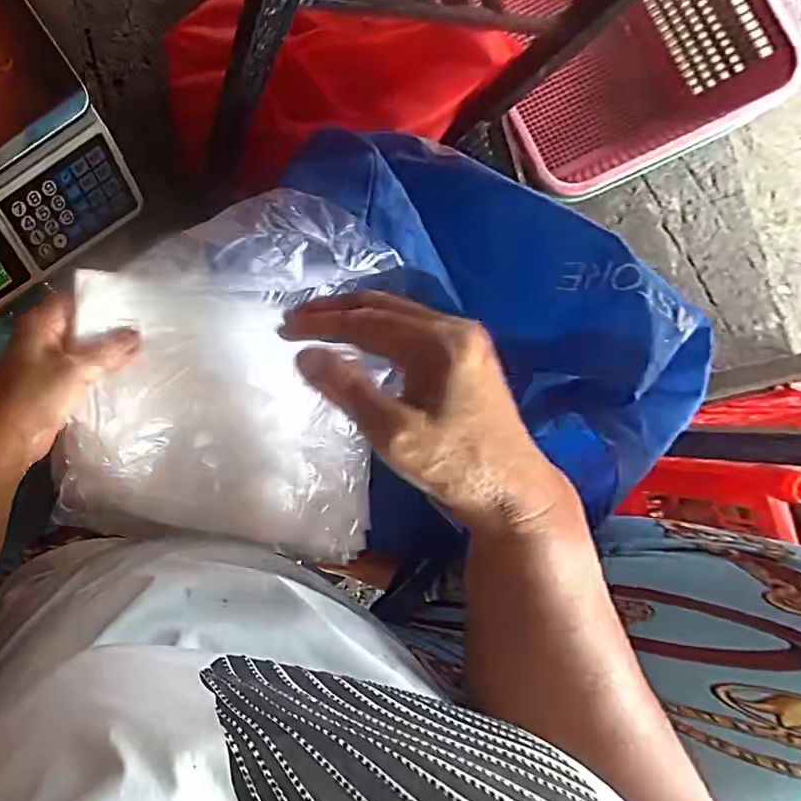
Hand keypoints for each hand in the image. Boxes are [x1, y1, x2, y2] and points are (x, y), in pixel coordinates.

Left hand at [0, 292, 139, 473]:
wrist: (7, 440)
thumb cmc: (36, 396)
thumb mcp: (76, 369)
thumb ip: (109, 351)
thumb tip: (137, 335)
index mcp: (40, 323)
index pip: (76, 300)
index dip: (104, 300)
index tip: (133, 304)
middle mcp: (41, 336)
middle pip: (80, 324)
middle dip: (109, 328)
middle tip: (143, 327)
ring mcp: (45, 361)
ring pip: (81, 349)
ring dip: (104, 351)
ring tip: (140, 348)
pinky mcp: (50, 383)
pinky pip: (78, 369)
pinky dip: (96, 370)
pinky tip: (121, 372)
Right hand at [281, 291, 573, 534]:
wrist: (515, 495)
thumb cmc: (454, 466)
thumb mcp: (393, 432)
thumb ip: (348, 389)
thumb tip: (305, 355)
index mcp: (440, 342)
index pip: (366, 321)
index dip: (322, 322)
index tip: (285, 328)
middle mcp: (455, 330)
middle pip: (383, 306)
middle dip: (335, 310)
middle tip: (295, 318)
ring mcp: (465, 342)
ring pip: (398, 314)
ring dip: (355, 316)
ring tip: (319, 324)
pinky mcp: (466, 358)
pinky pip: (411, 328)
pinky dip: (377, 328)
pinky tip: (360, 341)